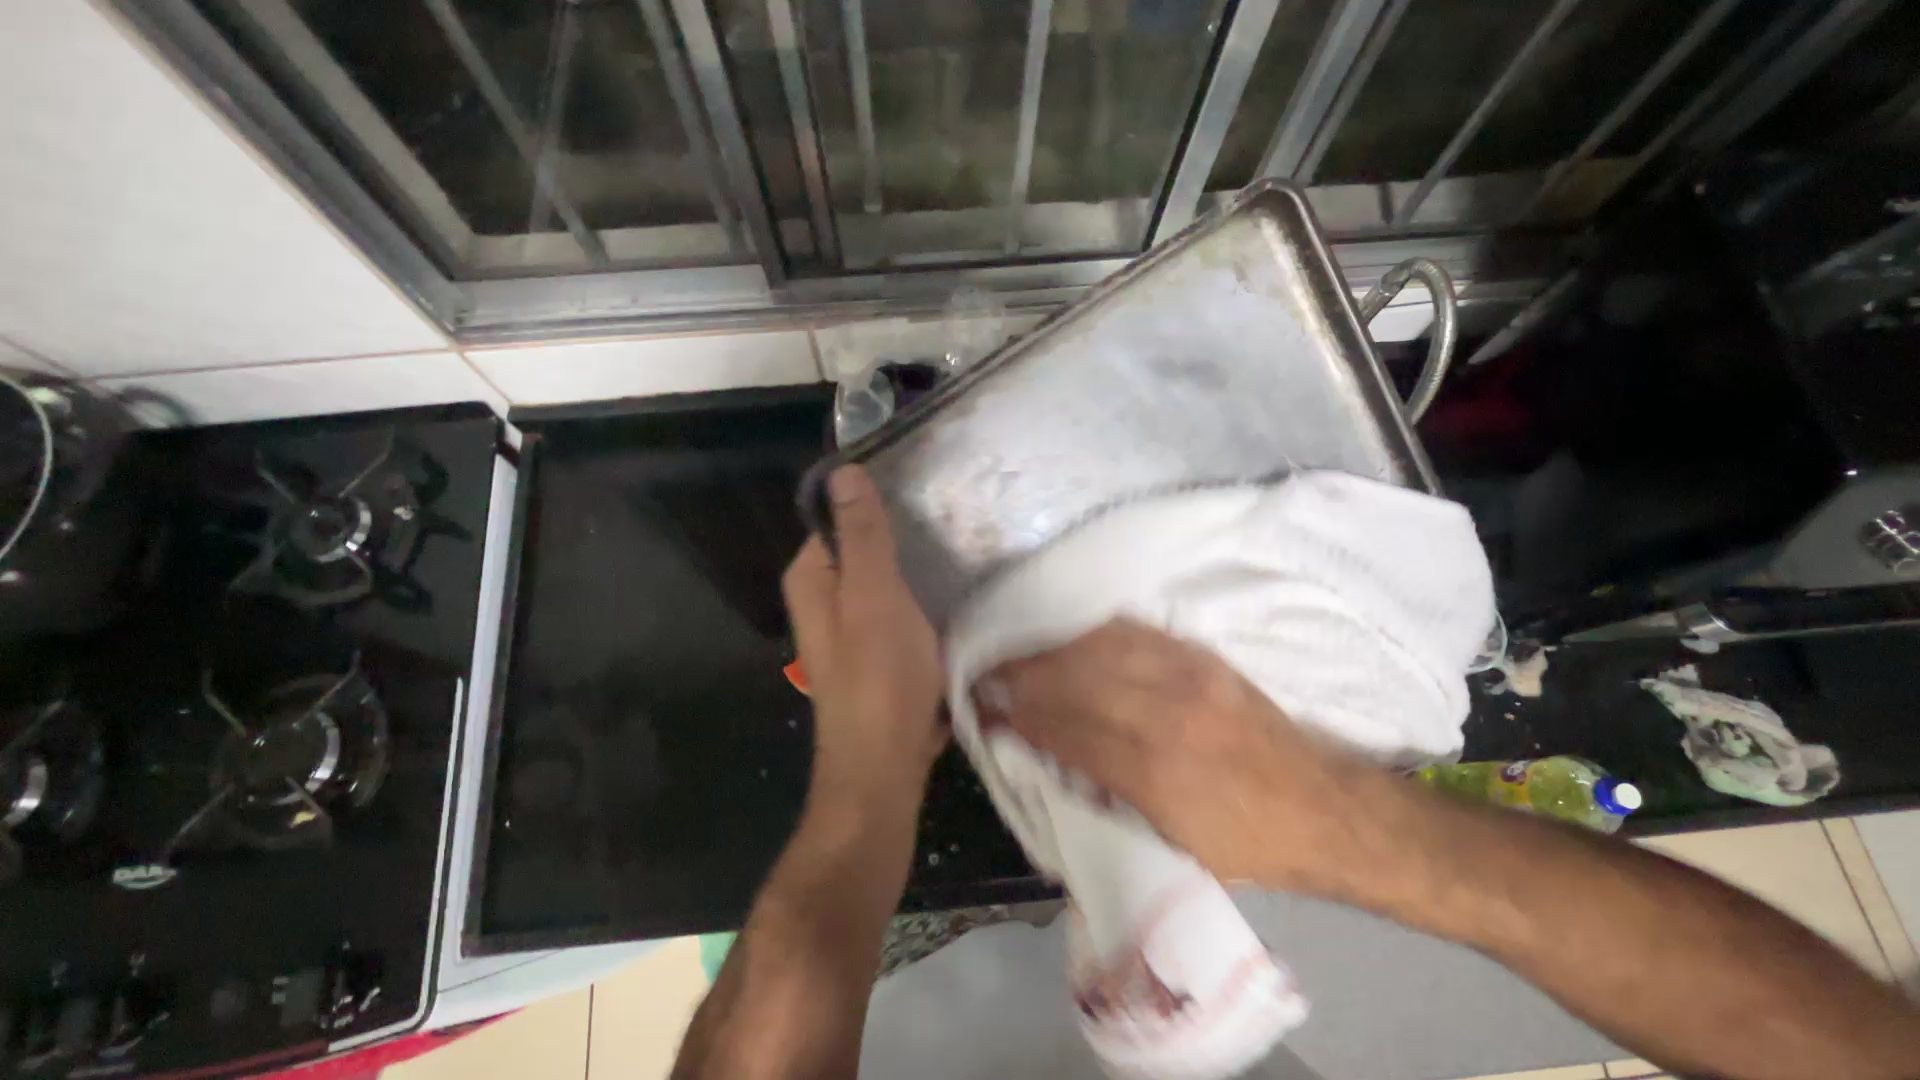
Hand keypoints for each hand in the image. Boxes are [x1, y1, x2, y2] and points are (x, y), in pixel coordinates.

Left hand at [783, 466, 946, 818]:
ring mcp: (853, 630)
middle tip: (958, 516)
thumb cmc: (879, 678)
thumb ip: (862, 535)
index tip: (927, 485)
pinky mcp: (879, 656)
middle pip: (864, 548)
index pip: (838, 516)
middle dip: (906, 534)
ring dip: (921, 569)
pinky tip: (959, 594)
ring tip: (967, 546)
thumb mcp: (874, 596)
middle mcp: (824, 600)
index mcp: (811, 578)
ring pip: (889, 581)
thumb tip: (842, 471)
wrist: (885, 768)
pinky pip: (903, 612)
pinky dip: (925, 603)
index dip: (877, 499)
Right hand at [978, 619, 1378, 892]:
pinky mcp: (1206, 659)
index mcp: (1154, 774)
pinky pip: (1138, 632)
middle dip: (1022, 673)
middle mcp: (1167, 716)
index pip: (1065, 731)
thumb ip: (1104, 795)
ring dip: (1051, 646)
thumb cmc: (1245, 844)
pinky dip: (1094, 631)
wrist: (1327, 811)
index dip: (1018, 717)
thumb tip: (1044, 757)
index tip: (983, 708)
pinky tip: (1071, 633)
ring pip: (1100, 647)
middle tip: (985, 672)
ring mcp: (1189, 679)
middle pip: (1075, 679)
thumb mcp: (1168, 843)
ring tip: (1017, 649)